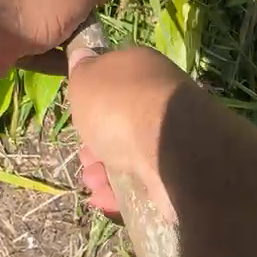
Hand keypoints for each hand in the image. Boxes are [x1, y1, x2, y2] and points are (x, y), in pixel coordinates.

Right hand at [67, 46, 191, 216]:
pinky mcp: (177, 174)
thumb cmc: (119, 106)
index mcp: (142, 70)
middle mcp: (161, 101)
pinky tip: (105, 200)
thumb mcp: (86, 79)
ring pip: (130, 157)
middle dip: (95, 146)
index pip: (114, 82)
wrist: (168, 147)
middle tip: (85, 159)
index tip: (78, 120)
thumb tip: (83, 55)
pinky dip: (121, 193)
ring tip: (93, 183)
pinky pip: (143, 184)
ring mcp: (172, 139)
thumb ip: (82, 70)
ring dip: (104, 173)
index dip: (91, 104)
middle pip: (120, 125)